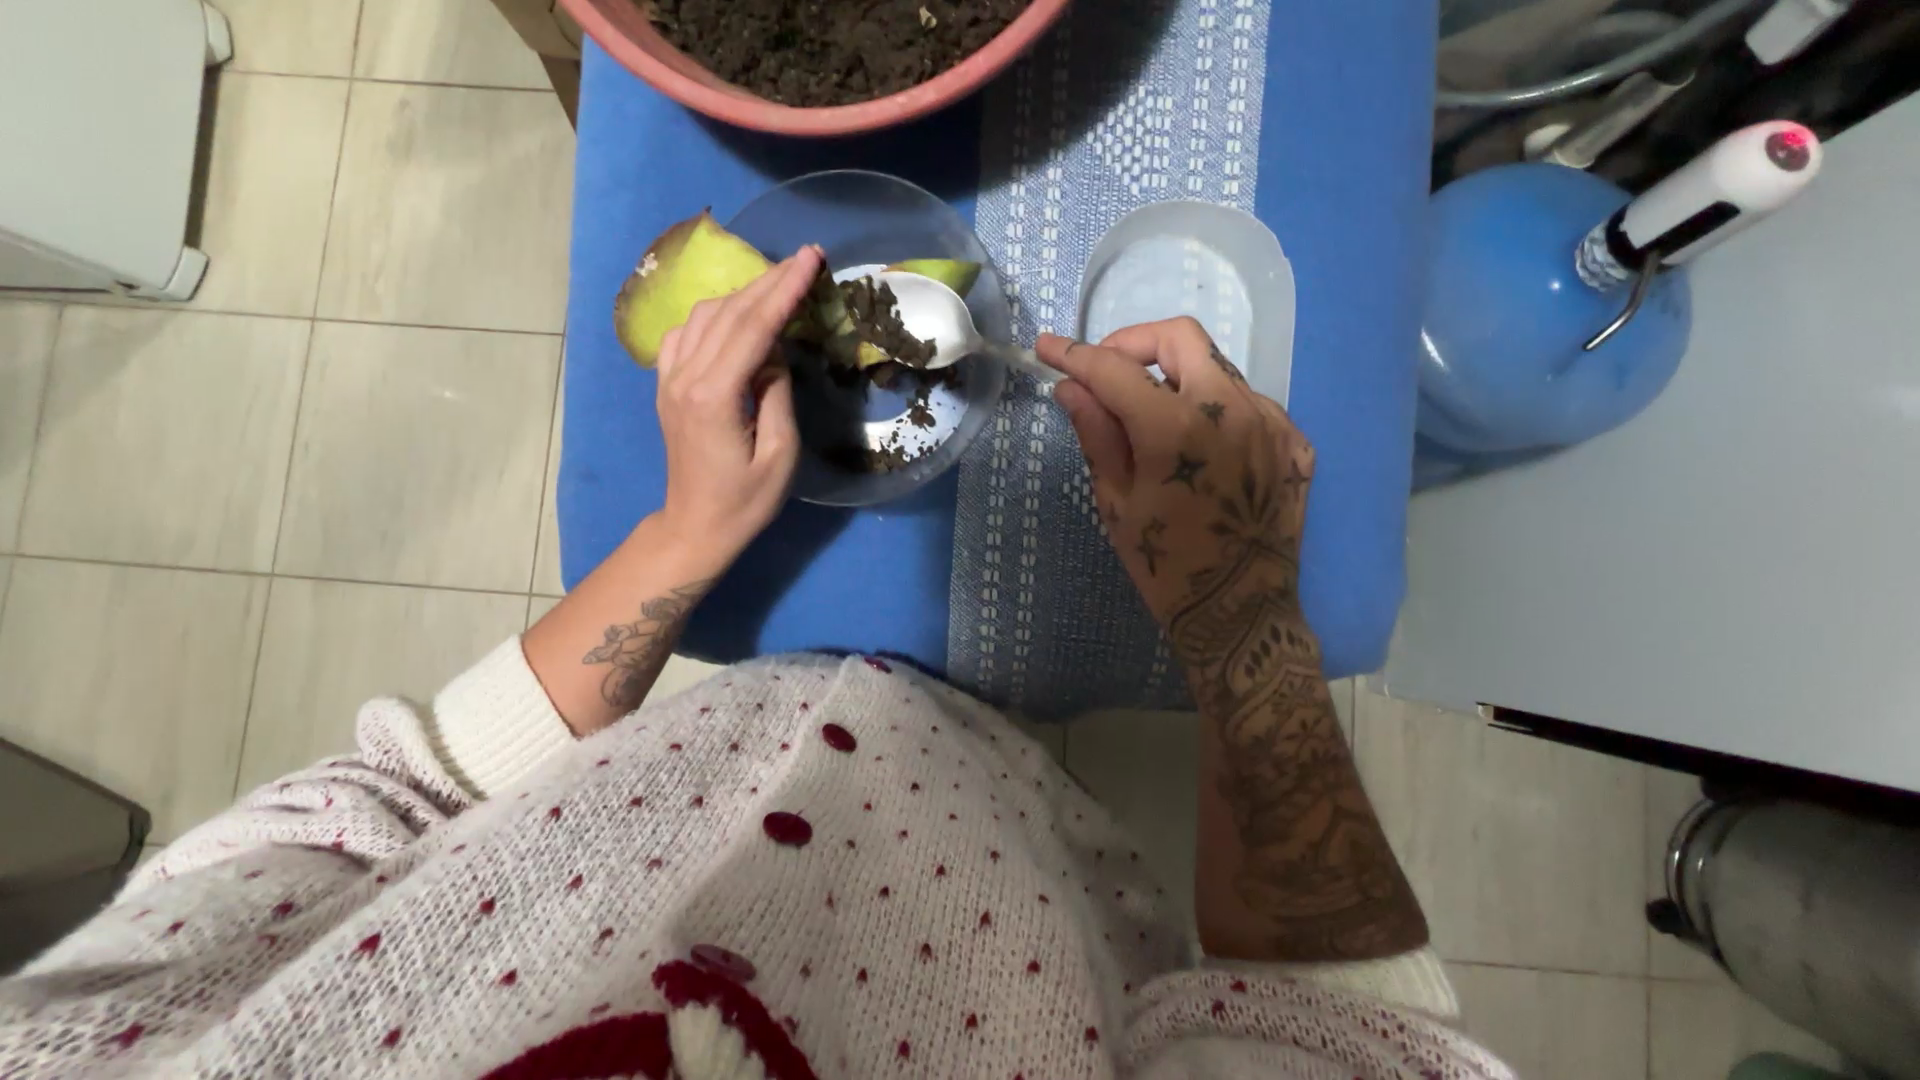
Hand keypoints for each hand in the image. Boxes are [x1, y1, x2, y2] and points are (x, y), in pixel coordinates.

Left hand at [653, 246, 823, 563]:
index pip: (753, 327)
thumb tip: (775, 350)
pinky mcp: (665, 385)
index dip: (784, 289)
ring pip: (705, 316)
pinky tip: (735, 314)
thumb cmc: (745, 500)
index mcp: (715, 396)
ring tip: (778, 282)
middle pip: (729, 313)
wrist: (696, 525)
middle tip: (804, 257)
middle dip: (769, 280)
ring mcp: (669, 379)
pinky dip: (714, 314)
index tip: (811, 259)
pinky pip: (685, 333)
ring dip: (742, 293)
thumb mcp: (780, 453)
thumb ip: (777, 393)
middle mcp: (685, 378)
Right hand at [1039, 318, 1315, 631]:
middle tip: (1107, 373)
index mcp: (1176, 429)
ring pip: (1217, 369)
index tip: (1047, 348)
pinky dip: (1213, 410)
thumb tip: (1071, 387)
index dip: (1074, 354)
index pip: (1115, 370)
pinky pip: (1248, 403)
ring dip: (1176, 378)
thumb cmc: (1165, 565)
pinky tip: (1199, 447)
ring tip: (1153, 420)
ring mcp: (1272, 423)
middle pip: (1180, 337)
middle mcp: (1232, 410)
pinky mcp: (1294, 442)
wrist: (1240, 612)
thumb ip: (1097, 434)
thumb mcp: (1117, 502)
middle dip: (1134, 343)